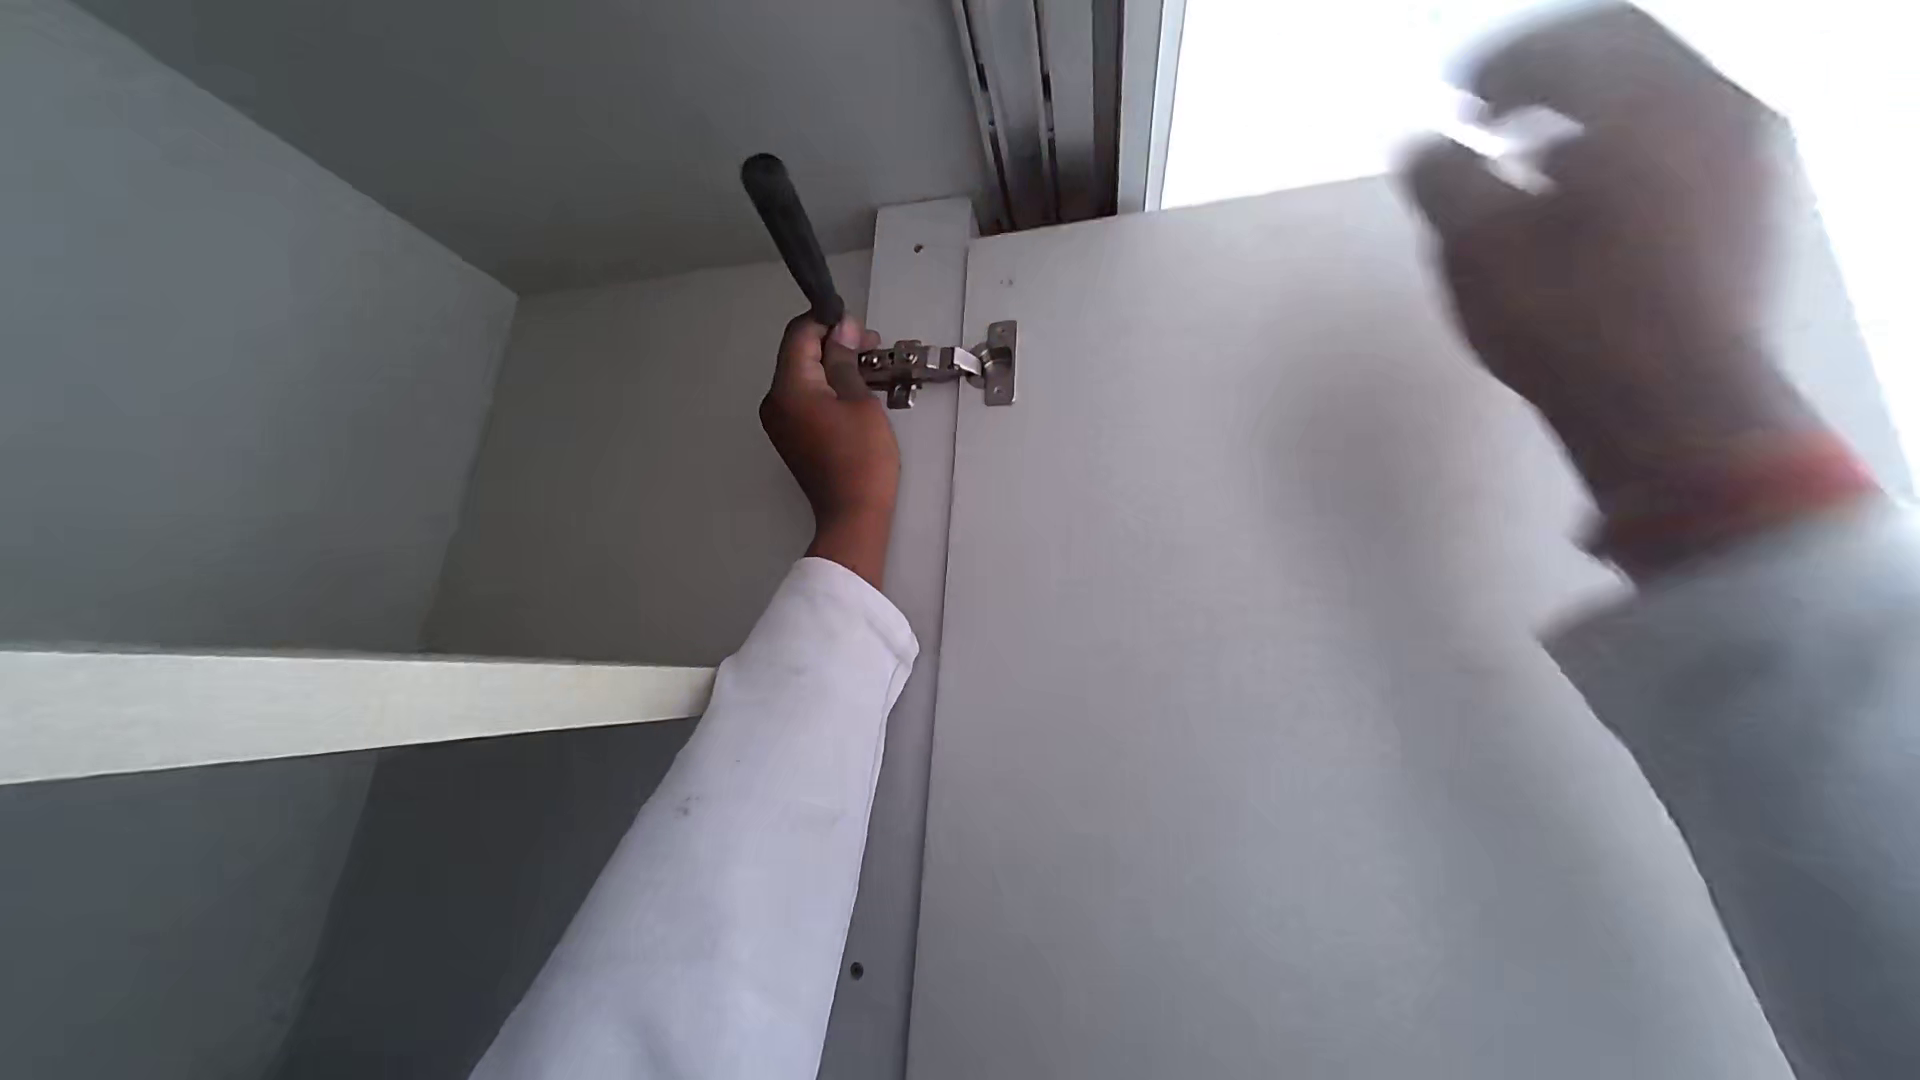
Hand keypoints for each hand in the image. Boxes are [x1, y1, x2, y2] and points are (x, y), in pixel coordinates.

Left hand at [760, 313, 898, 588]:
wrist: (852, 513)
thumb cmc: (863, 457)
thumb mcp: (860, 401)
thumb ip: (845, 360)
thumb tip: (842, 328)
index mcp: (788, 387)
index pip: (799, 335)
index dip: (827, 321)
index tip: (859, 327)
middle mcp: (774, 400)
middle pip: (797, 354)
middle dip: (832, 344)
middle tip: (870, 345)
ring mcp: (778, 421)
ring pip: (801, 376)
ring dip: (830, 365)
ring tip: (866, 367)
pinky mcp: (789, 436)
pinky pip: (802, 398)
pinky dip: (824, 388)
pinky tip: (851, 390)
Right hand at [1402, 6, 1869, 575]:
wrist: (1668, 403)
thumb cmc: (1563, 320)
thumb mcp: (1478, 250)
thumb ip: (1446, 182)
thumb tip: (1424, 144)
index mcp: (1652, 109)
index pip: (1580, 40)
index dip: (1507, 57)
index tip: (1456, 93)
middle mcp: (1718, 110)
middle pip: (1632, 53)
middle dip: (1548, 73)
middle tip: (1486, 109)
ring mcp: (1747, 156)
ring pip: (1660, 96)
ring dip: (1584, 109)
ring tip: (1523, 154)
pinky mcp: (1748, 204)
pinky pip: (1680, 139)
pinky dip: (1618, 144)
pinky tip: (1577, 193)